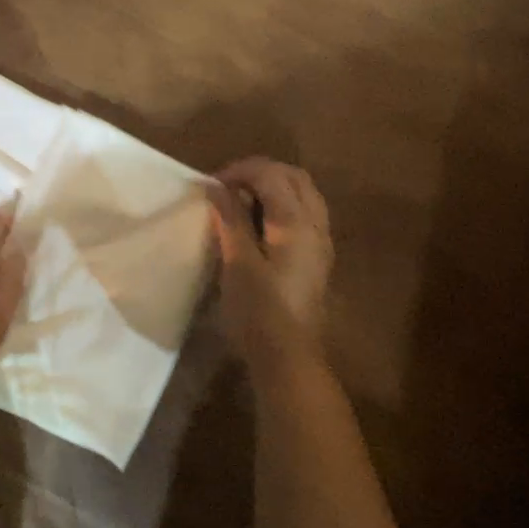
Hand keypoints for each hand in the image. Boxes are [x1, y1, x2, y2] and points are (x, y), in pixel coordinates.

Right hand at [208, 158, 333, 375]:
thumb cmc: (258, 310)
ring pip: (302, 194)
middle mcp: (316, 226)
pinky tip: (254, 223)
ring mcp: (320, 242)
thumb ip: (229, 219)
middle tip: (224, 187)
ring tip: (237, 201)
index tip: (209, 186)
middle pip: (293, 177)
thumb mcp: (237, 262)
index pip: (271, 175)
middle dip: (258, 172)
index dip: (238, 171)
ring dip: (270, 186)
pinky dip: (279, 204)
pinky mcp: (315, 257)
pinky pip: (302, 213)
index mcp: (296, 224)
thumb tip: (216, 186)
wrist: (288, 357)